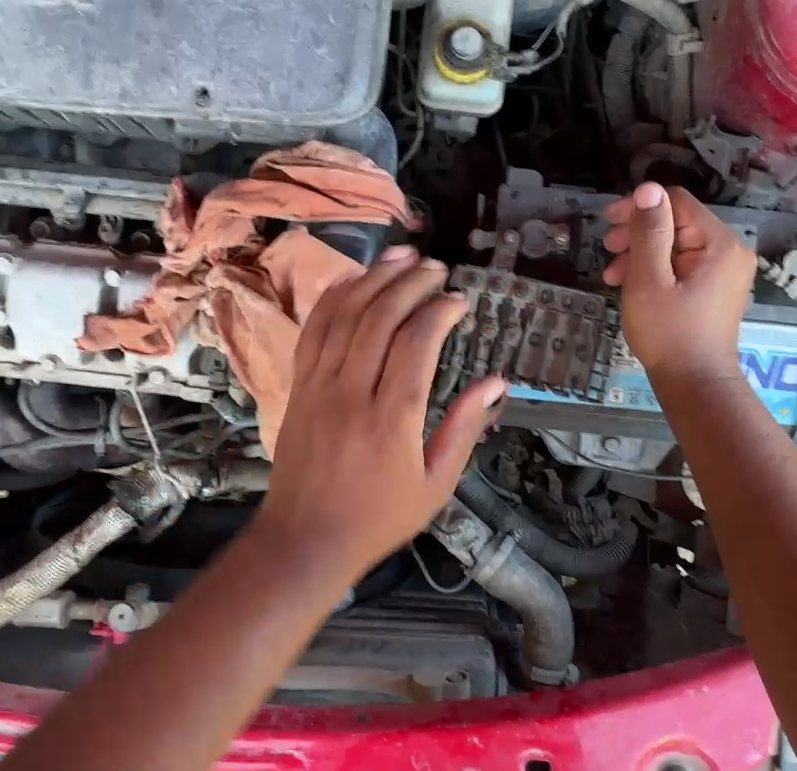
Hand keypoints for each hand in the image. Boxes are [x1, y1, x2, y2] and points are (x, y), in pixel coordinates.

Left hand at [254, 246, 507, 580]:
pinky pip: (314, 329)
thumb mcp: (436, 484)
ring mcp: (319, 385)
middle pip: (381, 317)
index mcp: (392, 419)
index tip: (459, 300)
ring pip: (346, 314)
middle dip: (411, 282)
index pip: (417, 342)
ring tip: (402, 255)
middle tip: (437, 267)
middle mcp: (352, 392)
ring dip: (375, 278)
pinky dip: (334, 298)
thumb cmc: (379, 518)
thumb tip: (498, 381)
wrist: (305, 540)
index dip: (440, 311)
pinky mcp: (298, 385)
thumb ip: (465, 427)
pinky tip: (353, 278)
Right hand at [602, 182, 755, 384]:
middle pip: (677, 221)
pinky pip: (685, 262)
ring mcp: (727, 269)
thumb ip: (649, 231)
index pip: (676, 201)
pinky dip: (658, 268)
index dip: (639, 207)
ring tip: (614, 275)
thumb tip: (647, 187)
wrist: (696, 385)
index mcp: (719, 242)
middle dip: (638, 232)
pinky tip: (633, 284)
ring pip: (677, 242)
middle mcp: (730, 249)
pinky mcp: (718, 286)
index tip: (608, 225)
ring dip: (643, 252)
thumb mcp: (649, 279)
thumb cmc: (668, 332)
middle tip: (607, 250)